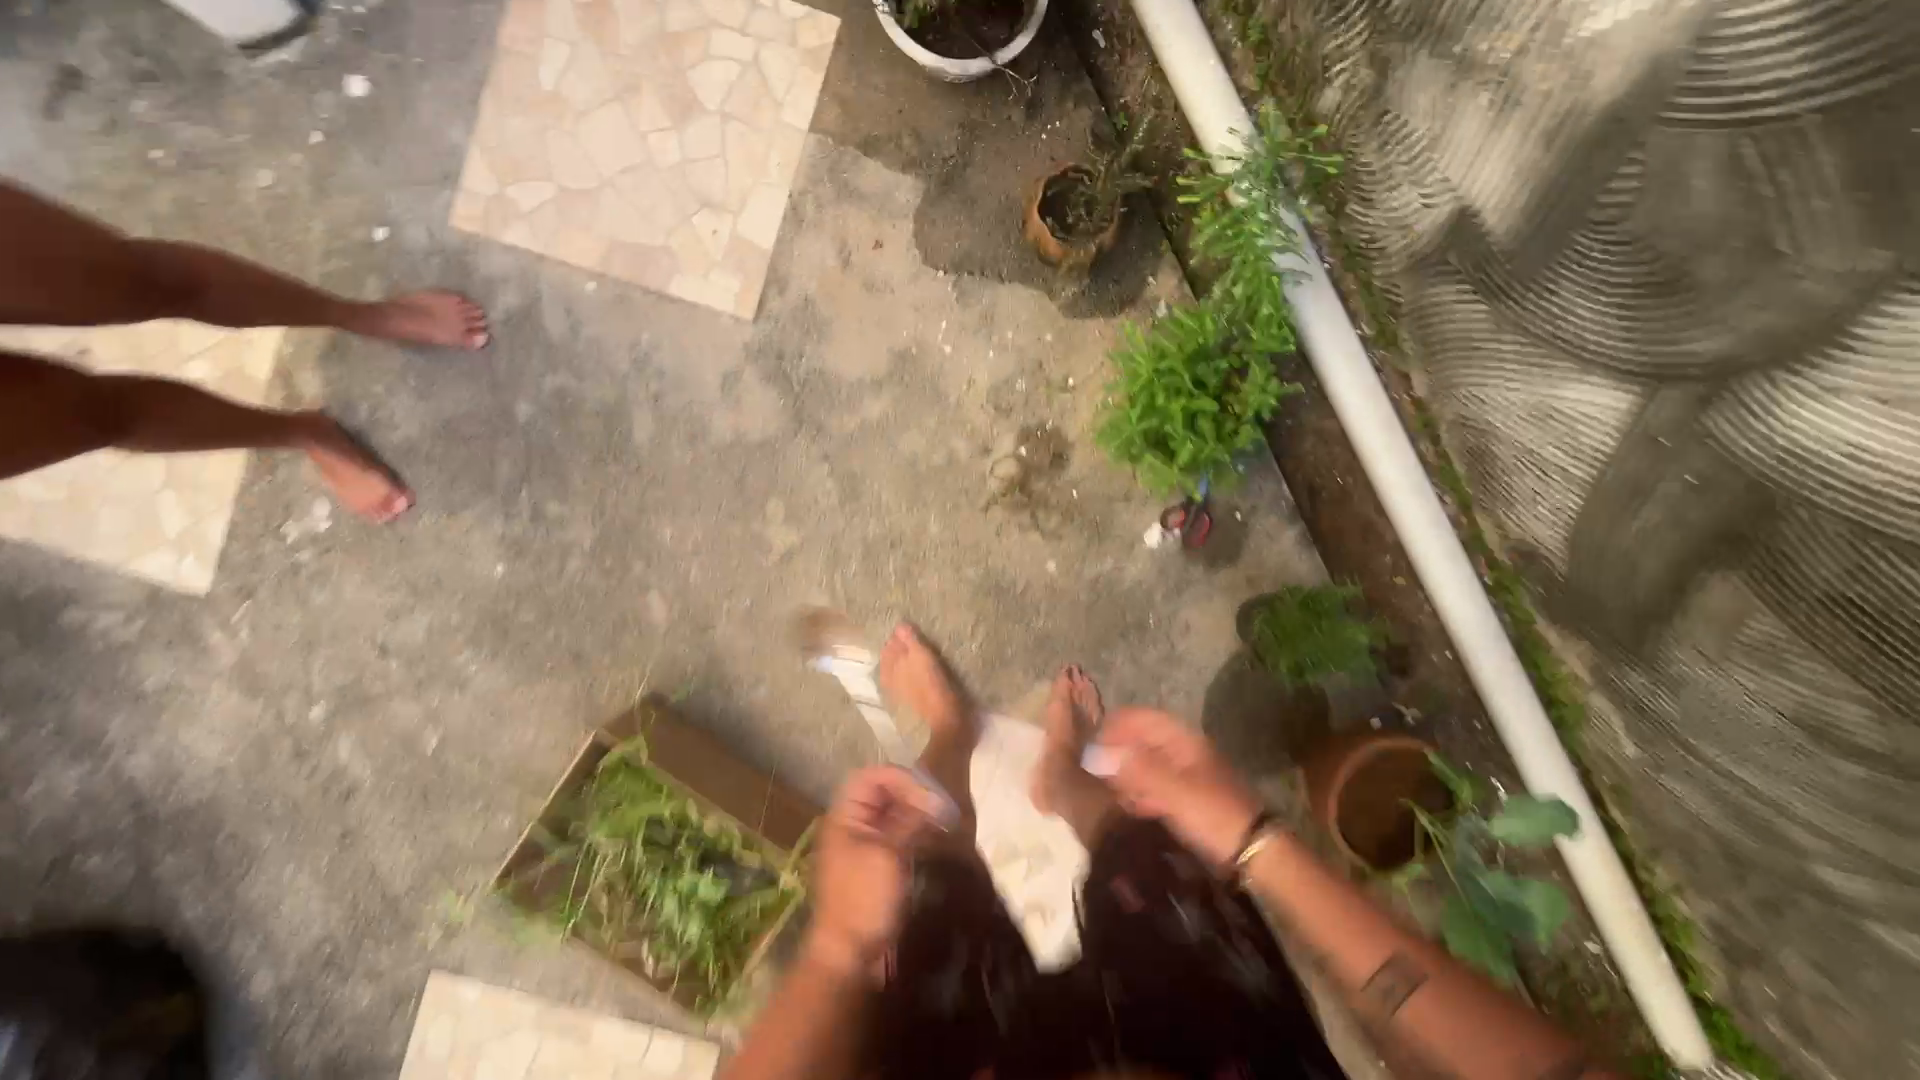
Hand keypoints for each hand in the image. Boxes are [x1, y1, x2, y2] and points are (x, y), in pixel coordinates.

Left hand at [804, 766, 947, 976]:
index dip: (902, 779)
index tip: (929, 798)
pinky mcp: (879, 862)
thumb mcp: (888, 855)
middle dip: (914, 793)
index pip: (872, 776)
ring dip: (918, 811)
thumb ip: (910, 821)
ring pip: (893, 812)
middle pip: (883, 790)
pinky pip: (898, 833)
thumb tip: (935, 801)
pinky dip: (917, 830)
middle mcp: (853, 824)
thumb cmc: (864, 900)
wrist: (850, 955)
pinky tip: (935, 837)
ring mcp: (866, 843)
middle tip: (942, 808)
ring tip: (943, 821)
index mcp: (845, 816)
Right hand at [1096, 706, 1264, 867]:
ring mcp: (1187, 776)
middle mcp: (1184, 752)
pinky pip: (1155, 789)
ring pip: (1146, 765)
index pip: (1141, 718)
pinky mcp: (1187, 800)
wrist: (1254, 853)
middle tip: (1090, 770)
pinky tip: (1127, 809)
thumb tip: (1094, 752)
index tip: (1088, 744)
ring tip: (1103, 791)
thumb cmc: (1214, 815)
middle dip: (1116, 752)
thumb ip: (1135, 769)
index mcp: (1183, 741)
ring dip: (1125, 775)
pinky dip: (1139, 794)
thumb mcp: (1173, 791)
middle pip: (1141, 741)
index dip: (1114, 726)